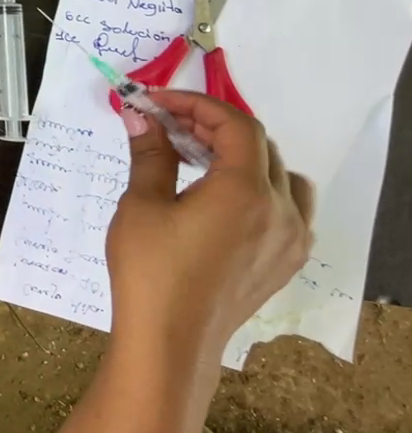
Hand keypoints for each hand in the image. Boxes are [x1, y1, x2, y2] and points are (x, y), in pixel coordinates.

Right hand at [108, 90, 314, 360]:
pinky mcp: (287, 257)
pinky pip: (287, 206)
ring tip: (194, 157)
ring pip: (281, 175)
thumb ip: (151, 156)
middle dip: (212, 125)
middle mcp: (283, 210)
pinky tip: (215, 198)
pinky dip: (255, 185)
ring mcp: (293, 237)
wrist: (173, 333)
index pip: (236, 126)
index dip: (196, 104)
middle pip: (260, 147)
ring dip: (240, 154)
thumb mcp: (140, 204)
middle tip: (164, 122)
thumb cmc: (149, 265)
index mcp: (244, 192)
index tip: (155, 99)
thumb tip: (144, 117)